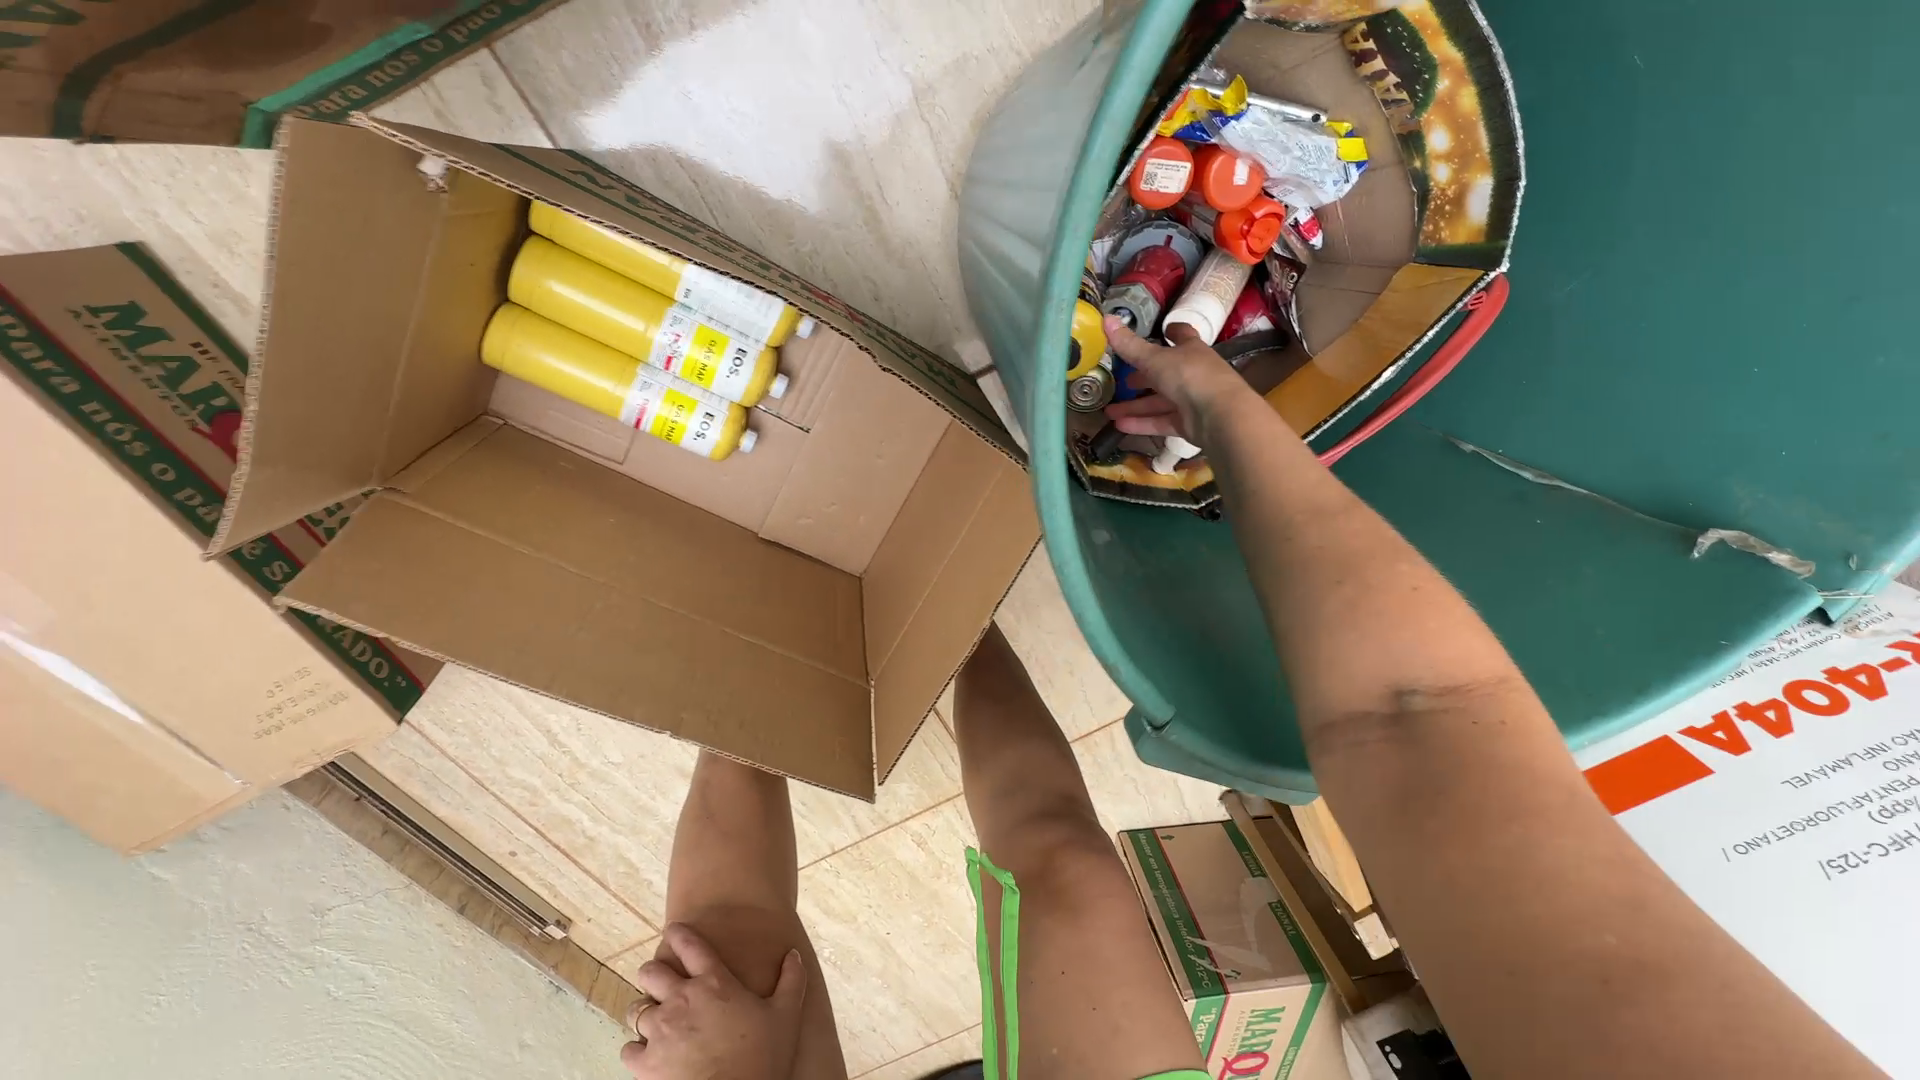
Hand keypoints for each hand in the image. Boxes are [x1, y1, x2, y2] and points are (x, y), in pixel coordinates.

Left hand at [621, 923, 809, 1079]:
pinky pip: (629, 1048)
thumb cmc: (762, 1058)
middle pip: (651, 972)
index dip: (678, 933)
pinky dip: (636, 1049)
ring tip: (652, 1019)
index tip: (672, 929)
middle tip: (660, 982)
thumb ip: (791, 980)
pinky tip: (647, 1053)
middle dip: (652, 974)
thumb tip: (794, 954)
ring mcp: (660, 1031)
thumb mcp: (786, 1015)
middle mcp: (682, 999)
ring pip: (635, 1009)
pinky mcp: (646, 1063)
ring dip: (643, 1012)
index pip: (690, 945)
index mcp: (715, 982)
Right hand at [1103, 316, 1256, 440]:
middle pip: (1165, 373)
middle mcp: (1193, 373)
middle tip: (1122, 381)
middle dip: (1143, 377)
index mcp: (1191, 350)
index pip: (1182, 335)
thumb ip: (1129, 345)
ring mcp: (1192, 400)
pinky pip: (1161, 421)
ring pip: (1159, 401)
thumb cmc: (1189, 376)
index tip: (1162, 329)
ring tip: (1109, 411)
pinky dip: (1142, 423)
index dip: (1172, 331)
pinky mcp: (1188, 423)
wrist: (1220, 415)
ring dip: (1135, 405)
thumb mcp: (1154, 359)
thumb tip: (1105, 318)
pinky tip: (1119, 426)